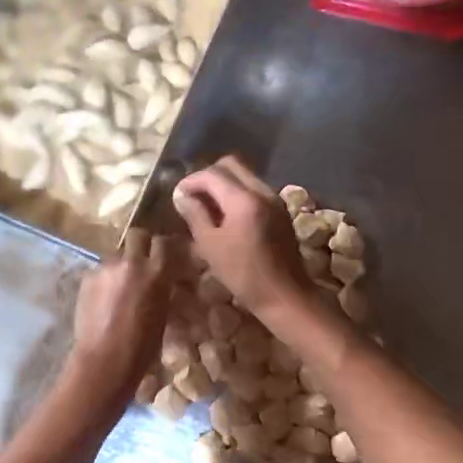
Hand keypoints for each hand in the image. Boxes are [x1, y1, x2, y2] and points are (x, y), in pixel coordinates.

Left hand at [69, 227, 173, 393]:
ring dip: (120, 265)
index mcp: (157, 272)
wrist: (105, 359)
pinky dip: (104, 280)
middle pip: (137, 235)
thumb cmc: (143, 346)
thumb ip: (162, 288)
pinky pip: (100, 270)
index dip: (164, 247)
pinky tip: (103, 300)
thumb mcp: (163, 314)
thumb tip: (163, 280)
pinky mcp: (87, 277)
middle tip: (141, 260)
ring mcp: (106, 267)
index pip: (164, 242)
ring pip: (116, 255)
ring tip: (118, 287)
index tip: (164, 254)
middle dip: (141, 244)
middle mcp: (132, 262)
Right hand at [172, 156, 311, 319]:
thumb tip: (181, 195)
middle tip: (192, 196)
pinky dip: (238, 193)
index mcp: (244, 200)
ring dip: (224, 184)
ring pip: (245, 176)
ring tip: (207, 206)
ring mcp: (275, 200)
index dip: (191, 180)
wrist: (284, 295)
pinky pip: (255, 189)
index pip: (212, 174)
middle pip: (231, 166)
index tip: (177, 195)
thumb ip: (195, 214)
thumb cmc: (242, 274)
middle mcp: (262, 191)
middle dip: (208, 176)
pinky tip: (227, 215)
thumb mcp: (210, 245)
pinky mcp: (281, 211)